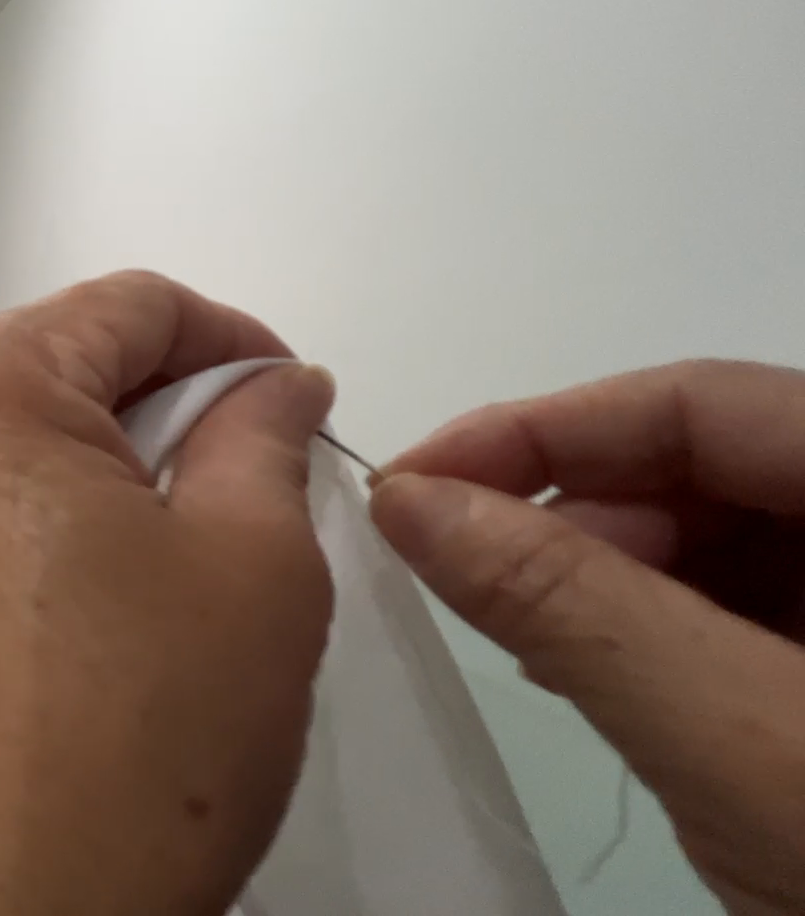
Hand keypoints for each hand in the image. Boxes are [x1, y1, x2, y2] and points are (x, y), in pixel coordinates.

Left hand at [0, 271, 337, 915]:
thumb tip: (275, 379)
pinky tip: (85, 555)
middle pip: (60, 351)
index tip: (286, 397)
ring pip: (11, 410)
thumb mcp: (248, 560)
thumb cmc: (133, 725)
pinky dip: (36, 485)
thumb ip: (262, 434)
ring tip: (166, 520)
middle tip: (236, 468)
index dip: (229, 340)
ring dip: (98, 443)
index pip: (130, 305)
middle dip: (159, 395)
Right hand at [370, 360, 804, 915]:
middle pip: (701, 462)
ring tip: (530, 638)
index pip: (704, 403)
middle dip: (562, 512)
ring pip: (703, 531)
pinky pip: (723, 597)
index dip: (537, 428)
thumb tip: (401, 499)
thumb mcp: (753, 751)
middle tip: (469, 578)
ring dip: (585, 569)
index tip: (410, 484)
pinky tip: (591, 666)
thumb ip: (571, 608)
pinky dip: (628, 619)